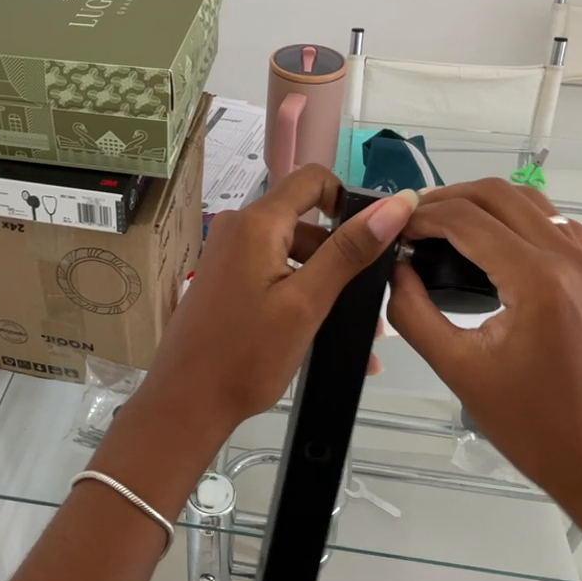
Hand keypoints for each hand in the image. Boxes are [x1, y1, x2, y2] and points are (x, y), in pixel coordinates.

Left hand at [142, 164, 416, 439]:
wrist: (186, 402)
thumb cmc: (245, 355)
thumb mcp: (306, 303)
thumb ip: (348, 251)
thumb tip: (395, 203)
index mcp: (256, 223)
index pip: (312, 178)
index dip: (348, 199)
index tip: (375, 237)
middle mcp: (238, 229)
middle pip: (305, 221)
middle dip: (342, 257)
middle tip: (372, 306)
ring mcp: (228, 255)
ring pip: (293, 254)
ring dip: (327, 284)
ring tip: (358, 336)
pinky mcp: (226, 280)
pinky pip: (274, 274)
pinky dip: (301, 295)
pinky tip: (325, 335)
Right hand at [385, 179, 581, 511]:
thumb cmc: (534, 427)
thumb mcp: (458, 369)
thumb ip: (413, 311)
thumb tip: (395, 267)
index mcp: (536, 279)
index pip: (465, 218)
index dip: (420, 216)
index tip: (390, 229)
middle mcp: (569, 257)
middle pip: (497, 194)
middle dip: (446, 199)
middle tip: (409, 222)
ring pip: (528, 200)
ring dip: (480, 202)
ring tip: (441, 226)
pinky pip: (552, 223)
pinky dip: (513, 217)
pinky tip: (489, 244)